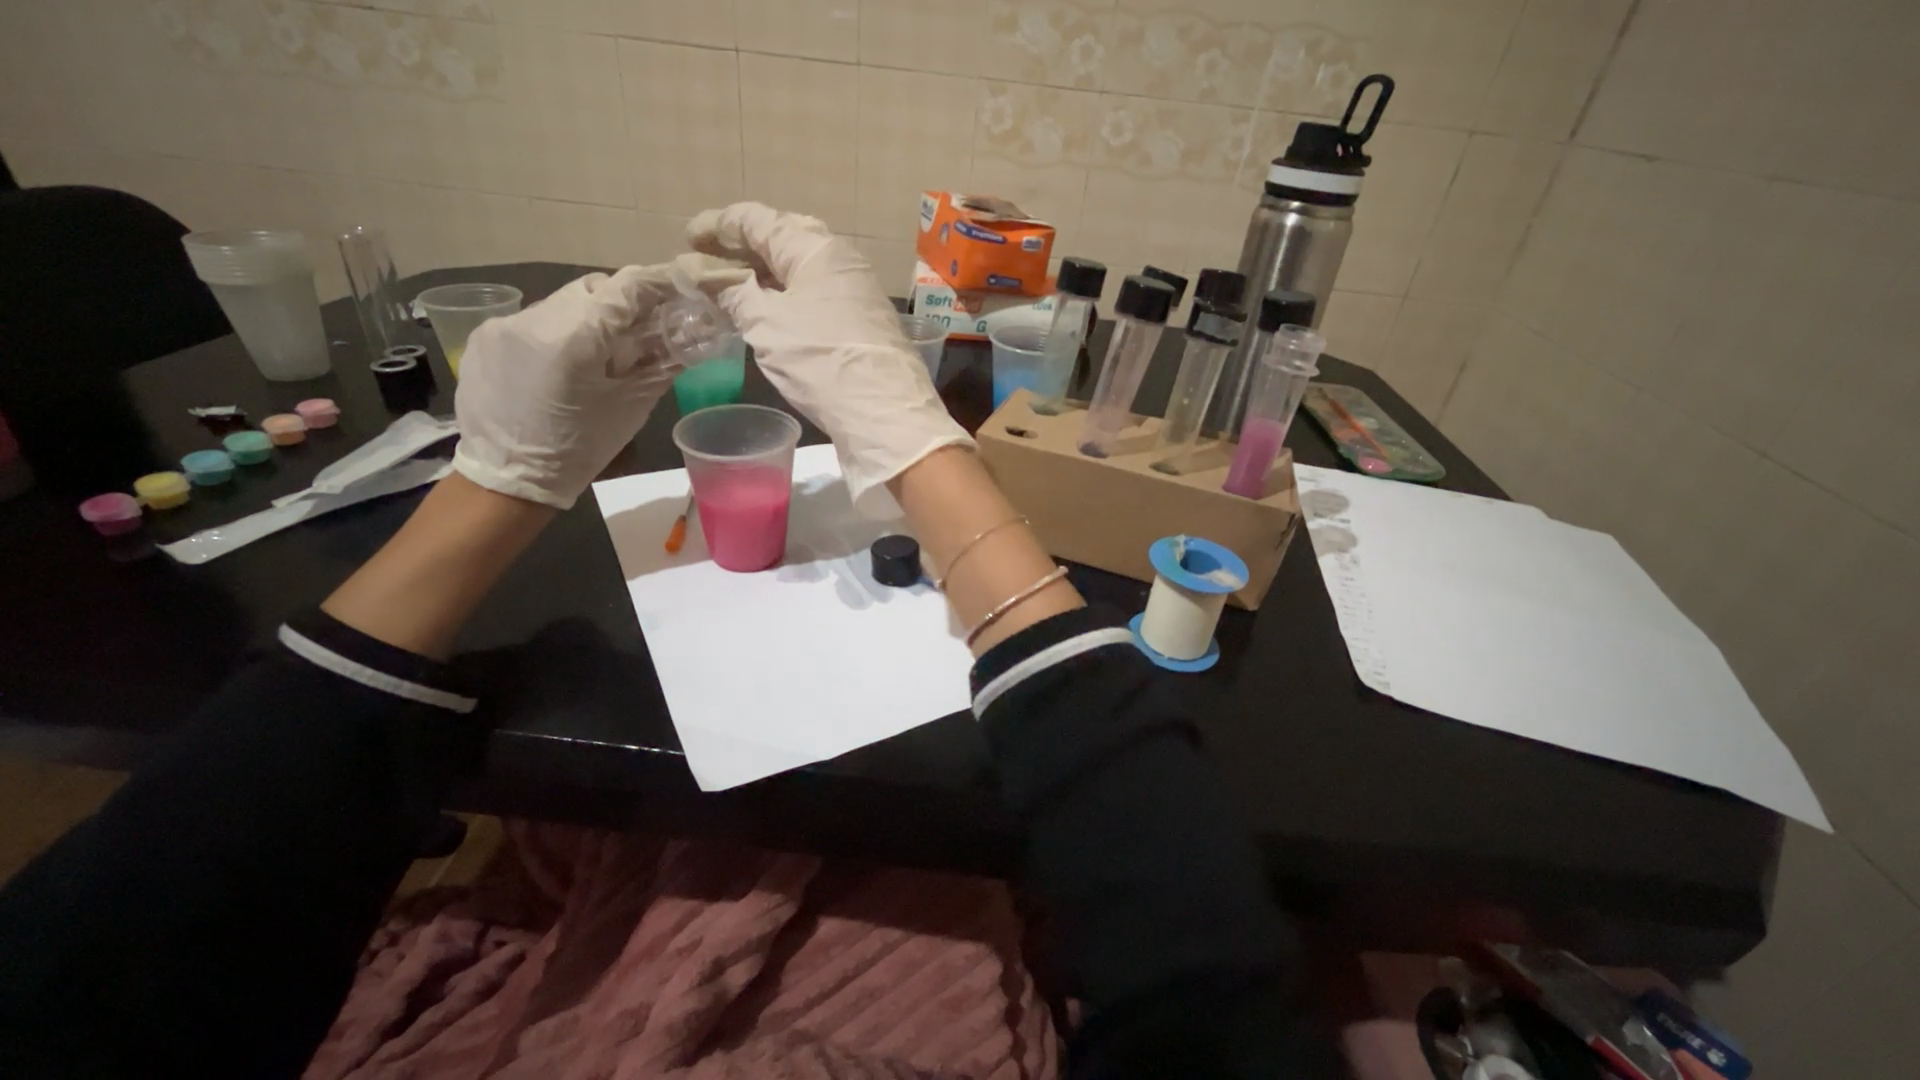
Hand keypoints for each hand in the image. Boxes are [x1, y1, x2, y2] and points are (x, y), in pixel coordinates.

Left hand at [452, 255, 749, 509]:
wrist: (508, 480)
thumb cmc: (580, 448)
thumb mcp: (632, 406)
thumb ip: (662, 361)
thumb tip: (692, 333)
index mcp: (577, 338)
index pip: (628, 287)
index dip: (658, 284)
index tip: (680, 288)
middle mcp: (537, 318)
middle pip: (594, 288)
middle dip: (621, 304)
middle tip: (639, 334)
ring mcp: (505, 325)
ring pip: (563, 302)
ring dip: (587, 319)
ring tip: (596, 357)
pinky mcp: (485, 337)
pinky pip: (533, 321)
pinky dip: (556, 334)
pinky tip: (560, 368)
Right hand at [687, 202, 972, 517]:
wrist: (883, 412)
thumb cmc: (820, 360)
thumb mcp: (765, 324)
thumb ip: (730, 291)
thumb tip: (697, 269)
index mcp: (814, 246)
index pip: (758, 219)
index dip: (720, 224)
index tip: (689, 237)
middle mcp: (839, 259)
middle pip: (782, 239)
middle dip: (743, 246)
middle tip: (709, 259)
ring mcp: (854, 290)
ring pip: (799, 270)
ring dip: (763, 273)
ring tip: (730, 286)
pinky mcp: (860, 321)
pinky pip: (813, 294)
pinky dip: (784, 296)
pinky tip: (766, 311)